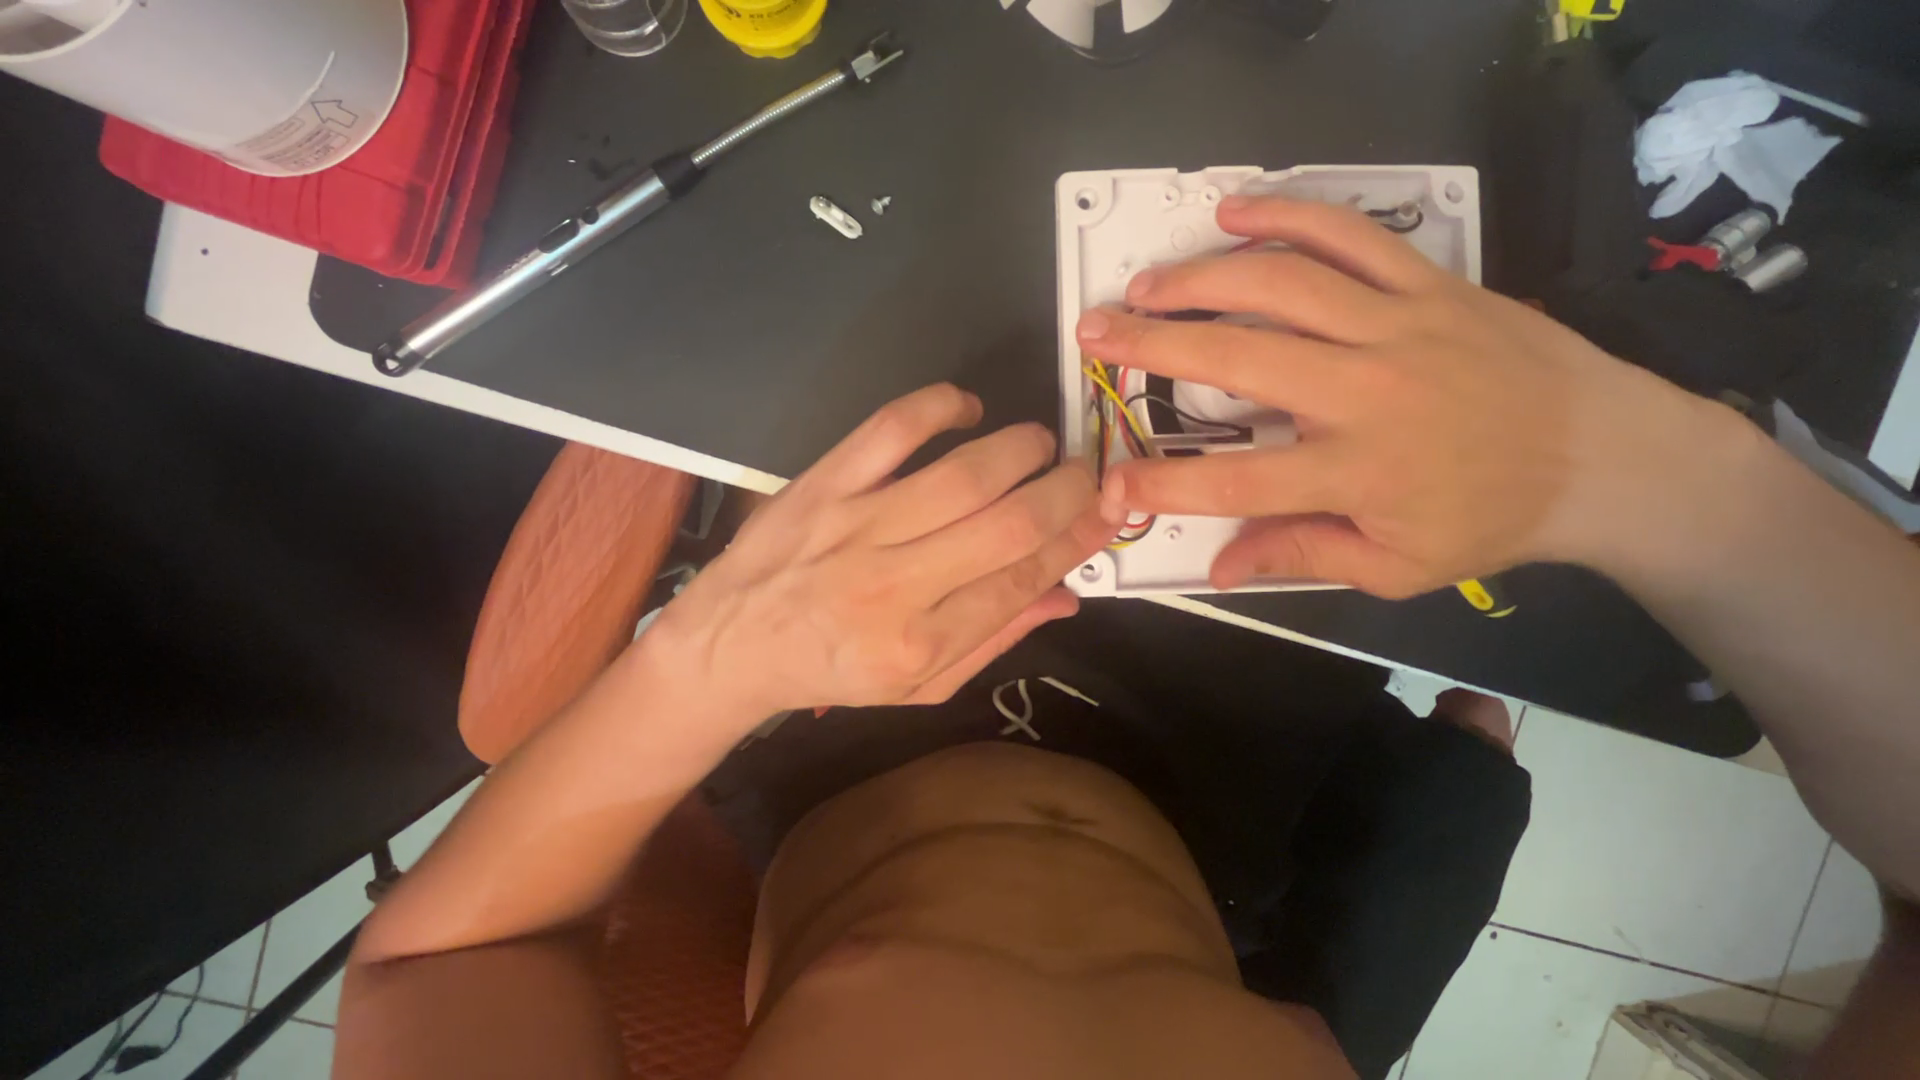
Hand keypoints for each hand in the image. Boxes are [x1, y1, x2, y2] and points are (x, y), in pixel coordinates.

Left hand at [649, 384, 1115, 716]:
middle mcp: (893, 585)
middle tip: (1086, 474)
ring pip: (964, 474)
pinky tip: (967, 408)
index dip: (1077, 540)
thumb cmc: (830, 672)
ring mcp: (856, 526)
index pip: (1022, 580)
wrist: (729, 645)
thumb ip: (992, 640)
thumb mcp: (917, 686)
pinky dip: (939, 405)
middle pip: (1008, 523)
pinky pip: (891, 428)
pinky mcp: (824, 483)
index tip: (1106, 511)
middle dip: (1066, 491)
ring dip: (1020, 448)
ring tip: (1040, 445)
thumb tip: (1064, 595)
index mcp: (919, 643)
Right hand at [1076, 195, 1734, 597]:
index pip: (1235, 483)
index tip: (1109, 486)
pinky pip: (1351, 234)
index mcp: (1357, 473)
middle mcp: (1367, 393)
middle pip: (1239, 359)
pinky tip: (1233, 211)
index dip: (1162, 487)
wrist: (1611, 456)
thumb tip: (1219, 568)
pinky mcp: (1431, 284)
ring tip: (1145, 282)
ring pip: (1282, 284)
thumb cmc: (1491, 519)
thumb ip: (1301, 556)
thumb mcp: (1396, 566)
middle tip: (1095, 332)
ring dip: (1200, 278)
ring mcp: (1399, 327)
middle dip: (1153, 344)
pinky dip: (1289, 215)